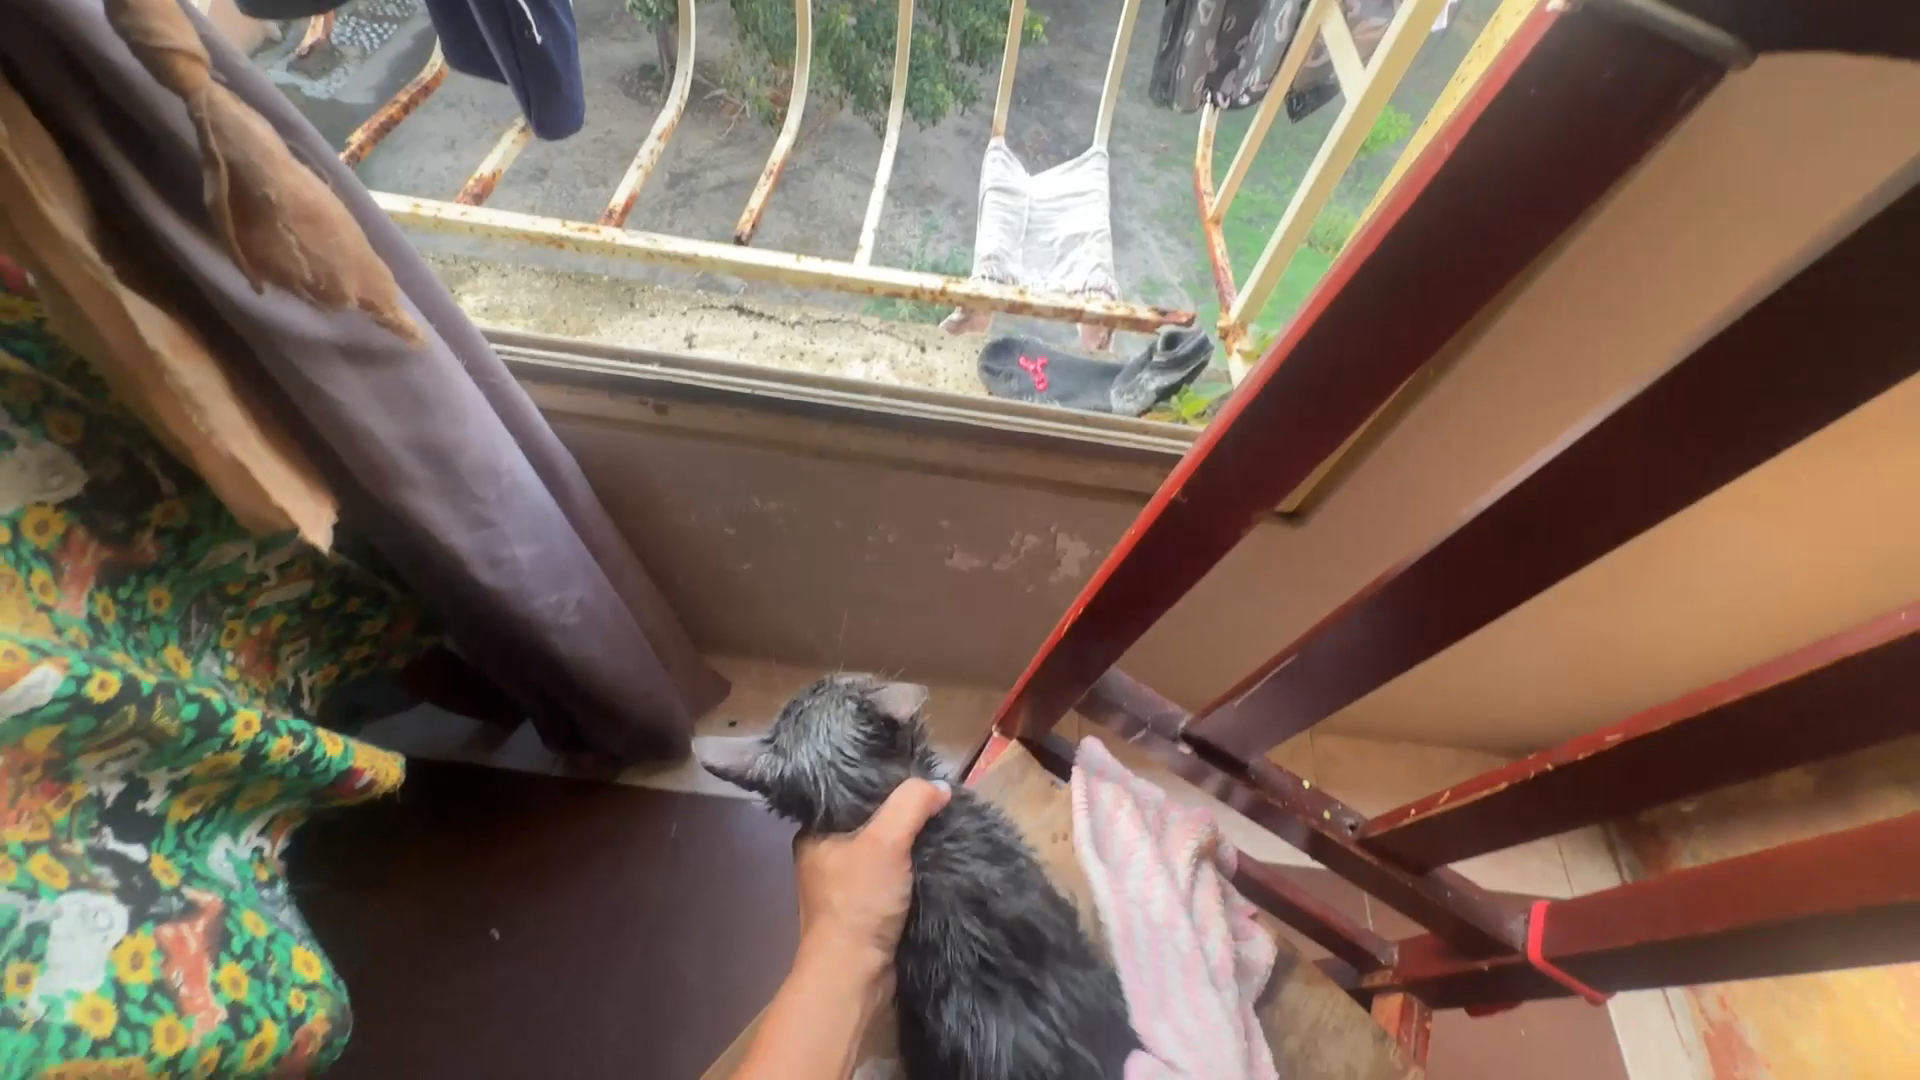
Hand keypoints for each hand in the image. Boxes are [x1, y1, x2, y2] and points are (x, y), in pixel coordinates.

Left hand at [793, 778, 951, 972]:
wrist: (854, 977)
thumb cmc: (859, 902)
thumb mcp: (885, 841)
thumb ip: (912, 803)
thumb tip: (939, 786)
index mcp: (815, 832)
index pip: (851, 790)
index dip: (884, 778)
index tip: (916, 769)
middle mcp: (825, 853)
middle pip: (871, 817)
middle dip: (902, 808)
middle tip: (935, 792)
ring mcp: (845, 882)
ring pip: (884, 845)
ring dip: (910, 838)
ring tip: (941, 817)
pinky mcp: (865, 906)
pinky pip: (893, 872)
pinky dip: (912, 864)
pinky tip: (935, 853)